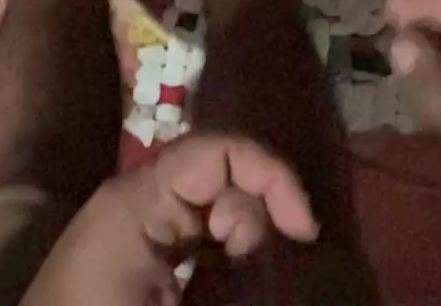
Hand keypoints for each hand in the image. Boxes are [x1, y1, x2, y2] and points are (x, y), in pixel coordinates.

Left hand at [20, 133, 318, 305]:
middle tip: (243, 286)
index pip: (218, 150)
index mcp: (140, 199)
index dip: (270, 174)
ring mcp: (136, 227)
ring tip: (219, 294)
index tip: (304, 231)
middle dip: (254, 227)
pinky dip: (217, 266)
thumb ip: (235, 279)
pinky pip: (195, 244)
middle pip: (223, 182)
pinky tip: (208, 295)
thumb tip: (278, 251)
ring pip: (214, 216)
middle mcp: (139, 199)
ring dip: (238, 254)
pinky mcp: (138, 258)